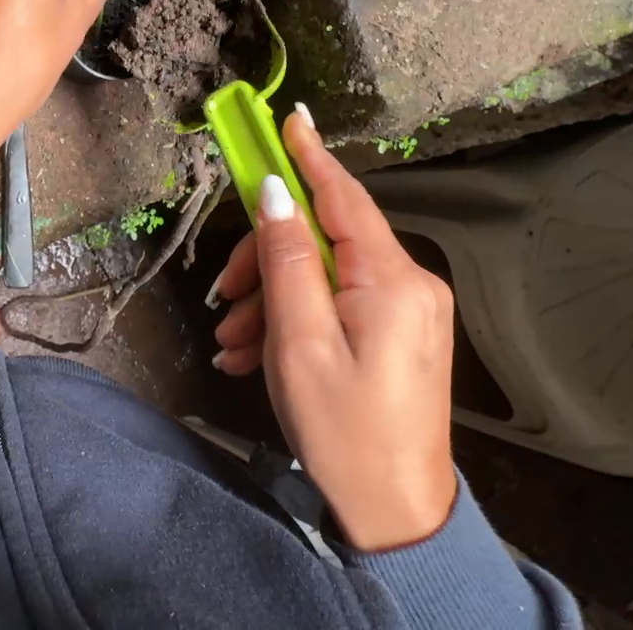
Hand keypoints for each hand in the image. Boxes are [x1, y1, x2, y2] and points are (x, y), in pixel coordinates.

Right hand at [210, 106, 457, 550]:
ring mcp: (406, 310)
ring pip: (321, 271)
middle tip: (224, 300)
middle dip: (265, 258)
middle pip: (322, 237)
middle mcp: (408, 284)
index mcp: (392, 280)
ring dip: (269, 296)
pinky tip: (255, 353)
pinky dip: (291, 317)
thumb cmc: (342, 430)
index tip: (288, 117)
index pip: (342, 197)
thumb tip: (274, 192)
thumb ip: (288, 259)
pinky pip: (334, 302)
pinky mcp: (396, 332)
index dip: (308, 155)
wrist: (394, 516)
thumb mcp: (300, 341)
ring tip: (233, 344)